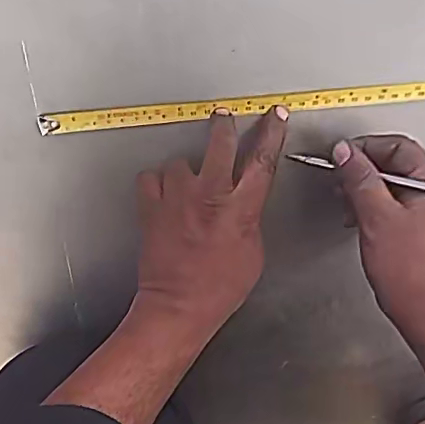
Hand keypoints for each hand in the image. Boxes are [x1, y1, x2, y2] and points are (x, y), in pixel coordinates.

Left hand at [133, 107, 288, 337]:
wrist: (178, 306)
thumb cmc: (217, 289)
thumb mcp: (253, 254)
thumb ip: (250, 219)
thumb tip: (246, 203)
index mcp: (240, 208)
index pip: (263, 158)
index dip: (271, 132)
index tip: (274, 117)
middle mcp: (209, 196)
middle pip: (220, 141)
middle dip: (224, 126)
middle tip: (224, 120)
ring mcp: (177, 199)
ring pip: (179, 162)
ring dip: (184, 170)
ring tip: (185, 188)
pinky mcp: (151, 208)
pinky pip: (150, 178)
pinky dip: (156, 183)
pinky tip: (162, 195)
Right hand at [331, 134, 424, 327]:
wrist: (419, 304)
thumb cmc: (408, 267)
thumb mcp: (376, 215)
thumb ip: (360, 179)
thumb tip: (346, 153)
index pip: (397, 146)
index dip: (365, 147)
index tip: (340, 156)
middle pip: (392, 162)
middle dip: (361, 168)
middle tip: (339, 179)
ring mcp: (423, 208)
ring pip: (387, 182)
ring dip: (361, 187)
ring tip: (345, 200)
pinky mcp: (411, 224)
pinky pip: (387, 201)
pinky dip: (367, 203)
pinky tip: (354, 215)